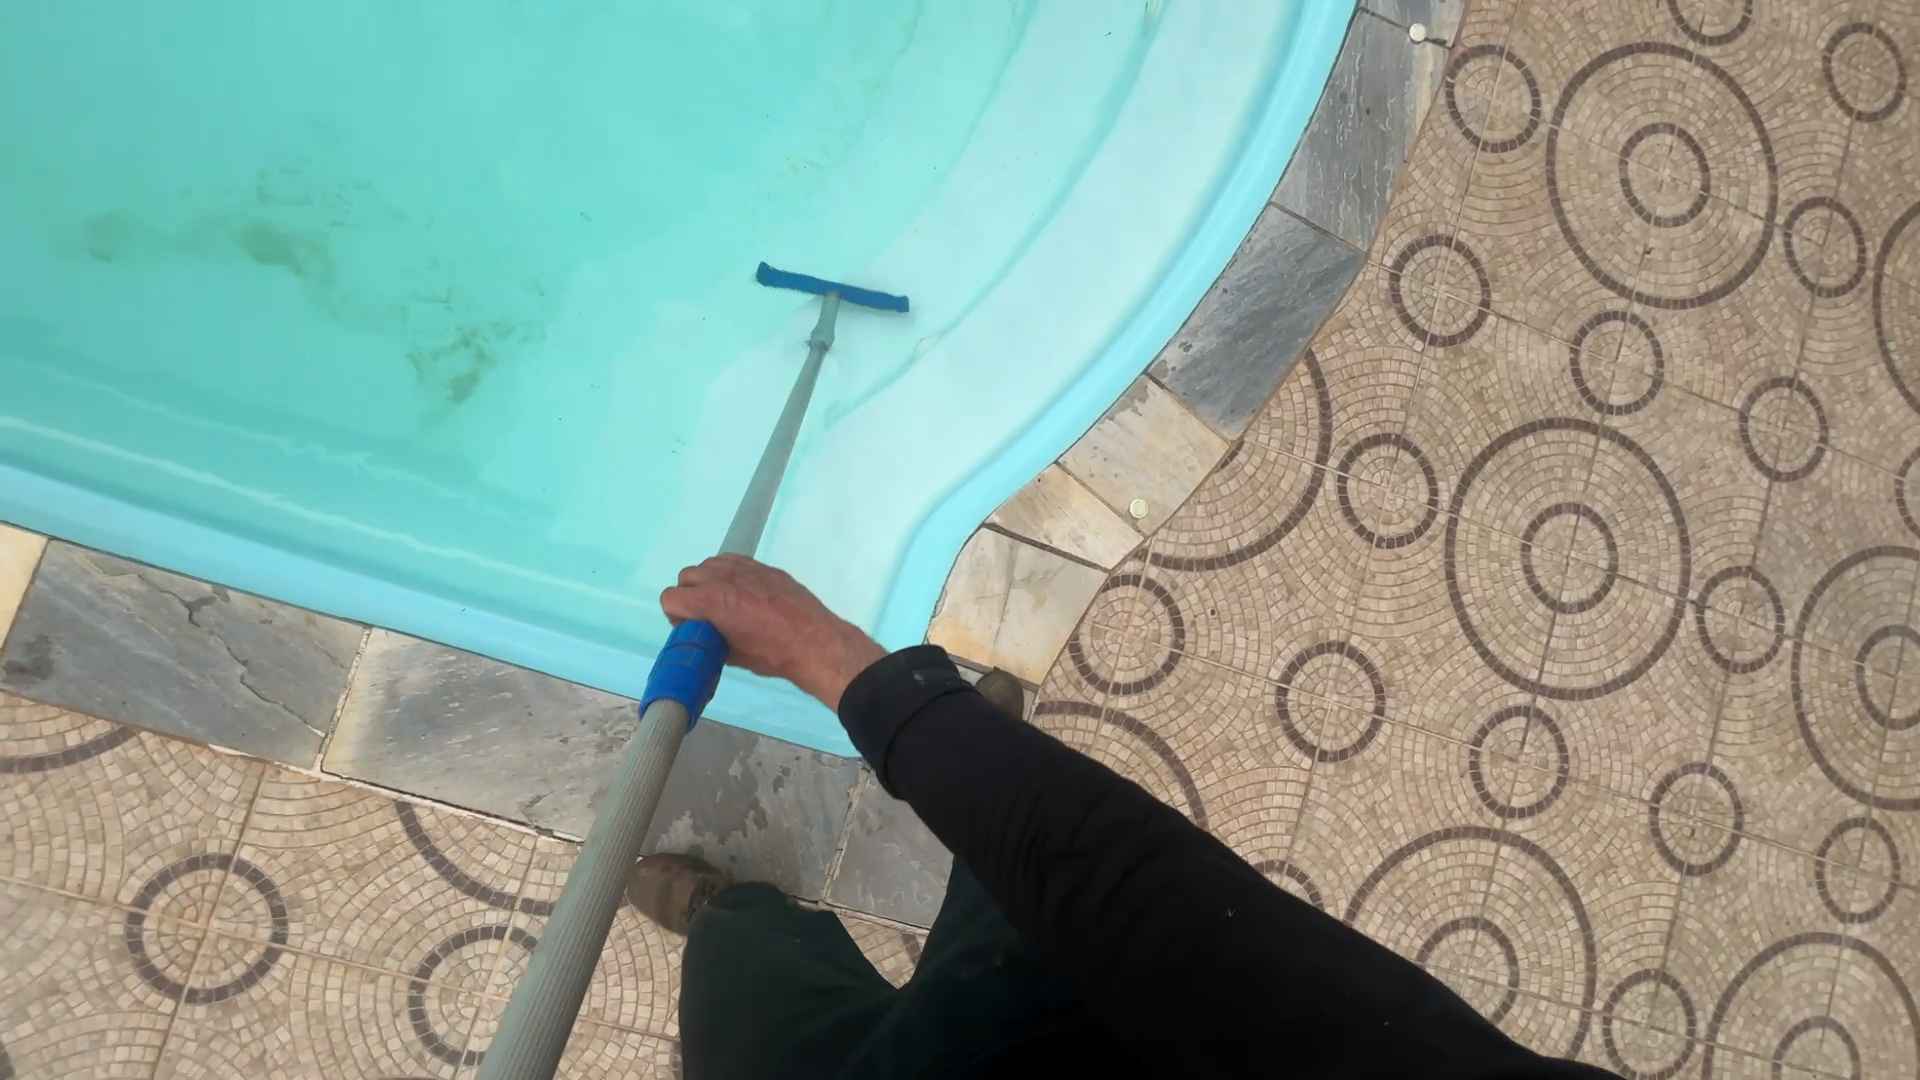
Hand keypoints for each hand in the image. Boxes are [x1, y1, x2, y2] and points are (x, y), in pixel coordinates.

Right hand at [660, 555, 887, 710]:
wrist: (813, 641)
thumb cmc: (771, 654)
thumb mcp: (730, 655)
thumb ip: (708, 638)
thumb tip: (704, 635)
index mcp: (710, 601)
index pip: (670, 597)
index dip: (677, 615)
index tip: (691, 627)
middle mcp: (722, 578)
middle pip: (686, 577)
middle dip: (690, 596)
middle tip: (706, 615)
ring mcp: (745, 568)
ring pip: (709, 564)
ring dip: (709, 581)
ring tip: (725, 602)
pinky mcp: (764, 567)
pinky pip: (733, 560)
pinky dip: (730, 572)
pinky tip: (742, 591)